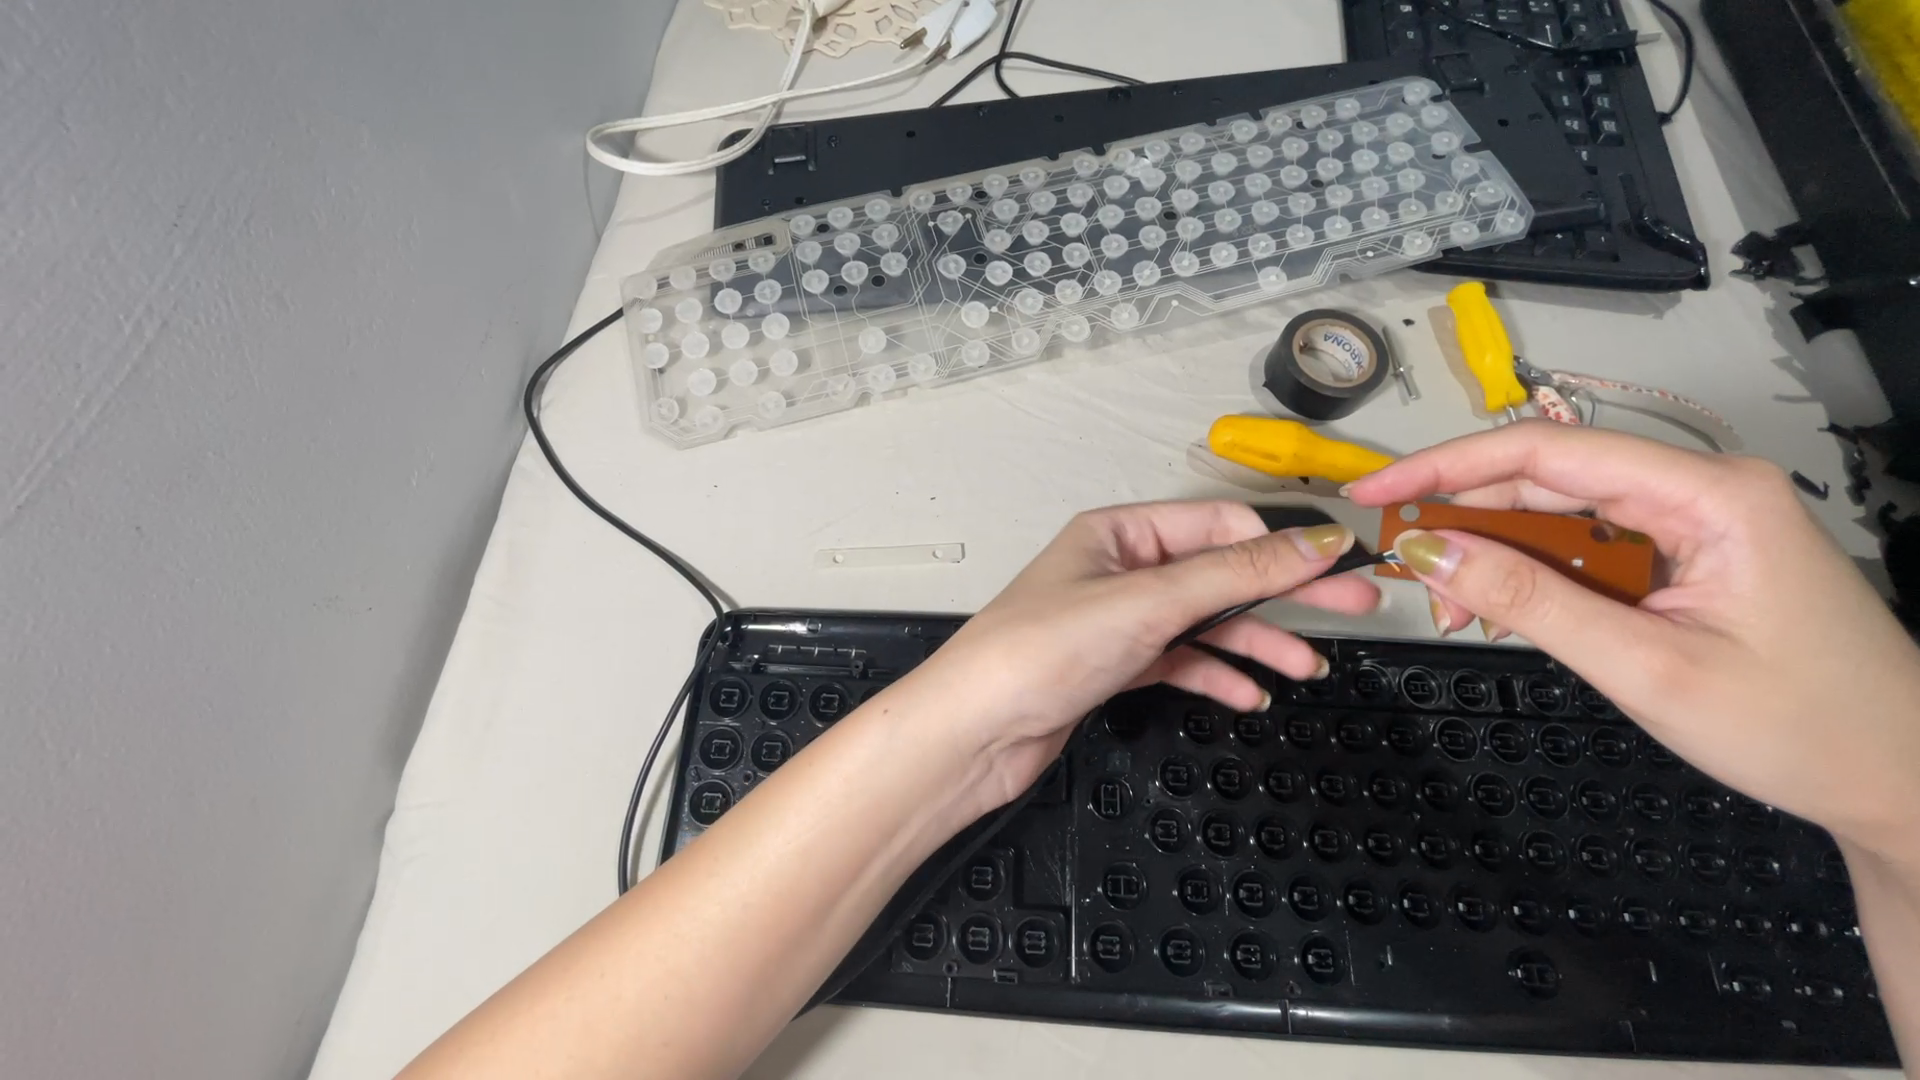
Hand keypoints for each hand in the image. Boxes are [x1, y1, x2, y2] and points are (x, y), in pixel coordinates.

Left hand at [890, 501, 1379, 814]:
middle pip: (1218, 572)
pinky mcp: (1113, 665)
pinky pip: (1180, 661)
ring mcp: (1117, 620)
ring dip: (1255, 643)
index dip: (1281, 543)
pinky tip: (1248, 694)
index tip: (1341, 563)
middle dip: (1283, 593)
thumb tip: (1314, 541)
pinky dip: (1215, 674)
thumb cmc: (1037, 653)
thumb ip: (1234, 574)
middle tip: (1354, 608)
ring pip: (1203, 621)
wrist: (973, 733)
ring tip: (1306, 667)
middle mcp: (1119, 570)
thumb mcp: (1147, 603)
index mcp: (1119, 532)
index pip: (1217, 525)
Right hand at [1347, 422, 1919, 857]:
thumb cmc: (1800, 728)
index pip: (1544, 452)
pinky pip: (1575, 546)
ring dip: (1488, 555)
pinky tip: (1496, 606)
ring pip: (1551, 514)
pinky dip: (1523, 576)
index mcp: (1708, 495)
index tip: (1373, 493)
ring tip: (1452, 607)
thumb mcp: (1644, 666)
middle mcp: (1695, 491)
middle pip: (1541, 480)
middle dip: (1461, 521)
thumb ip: (1526, 600)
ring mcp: (1687, 522)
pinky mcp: (1676, 554)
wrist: (1906, 785)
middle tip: (1403, 569)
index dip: (1444, 466)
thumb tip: (1423, 551)